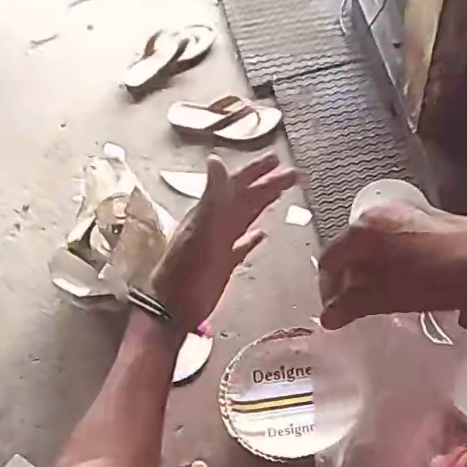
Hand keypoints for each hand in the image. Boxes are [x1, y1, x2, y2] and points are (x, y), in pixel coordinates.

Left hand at [148, 153, 297, 329]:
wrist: (173, 307)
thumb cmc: (186, 272)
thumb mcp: (201, 231)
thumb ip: (212, 196)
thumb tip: (216, 159)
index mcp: (212, 213)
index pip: (239, 185)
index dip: (258, 171)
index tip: (278, 159)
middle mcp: (216, 224)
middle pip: (247, 198)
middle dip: (269, 184)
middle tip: (293, 174)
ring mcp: (220, 243)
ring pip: (246, 217)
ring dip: (263, 204)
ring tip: (280, 194)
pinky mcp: (224, 263)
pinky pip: (242, 245)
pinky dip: (253, 238)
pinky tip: (262, 235)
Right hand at [317, 202, 466, 328]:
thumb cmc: (440, 278)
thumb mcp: (391, 296)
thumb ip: (355, 305)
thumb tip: (329, 315)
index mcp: (366, 229)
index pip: (330, 259)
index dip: (328, 289)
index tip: (335, 312)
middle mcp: (383, 214)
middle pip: (353, 252)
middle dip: (352, 282)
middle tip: (357, 309)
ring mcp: (410, 215)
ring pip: (378, 249)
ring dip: (376, 275)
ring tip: (385, 302)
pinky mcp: (432, 222)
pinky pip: (401, 246)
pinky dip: (397, 266)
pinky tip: (412, 288)